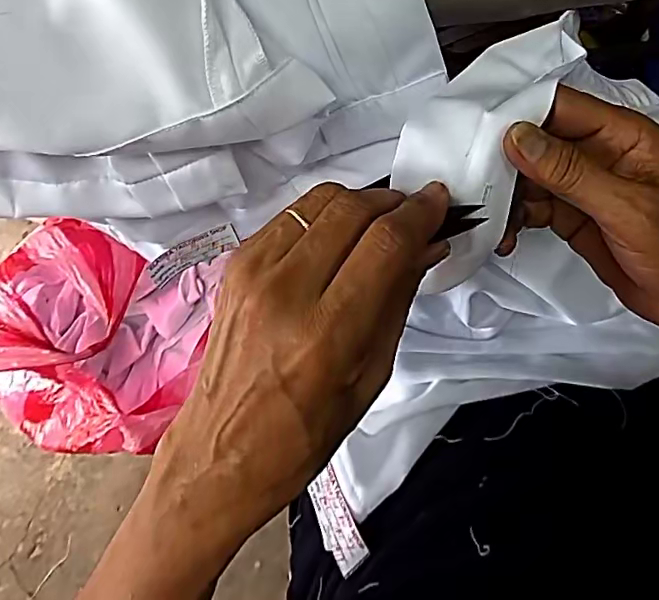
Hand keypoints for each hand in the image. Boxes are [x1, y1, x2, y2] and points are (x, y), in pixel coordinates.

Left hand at [82, 182, 447, 598]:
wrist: (219, 459)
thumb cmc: (307, 430)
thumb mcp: (374, 371)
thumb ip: (401, 296)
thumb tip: (429, 244)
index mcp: (327, 332)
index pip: (386, 242)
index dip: (421, 213)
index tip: (440, 200)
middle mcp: (286, 293)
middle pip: (355, 209)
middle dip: (396, 200)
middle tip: (416, 211)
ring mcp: (254, 273)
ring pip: (324, 200)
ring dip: (363, 200)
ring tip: (380, 220)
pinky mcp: (236, 264)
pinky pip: (294, 212)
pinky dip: (328, 212)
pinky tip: (340, 234)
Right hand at [502, 85, 658, 343]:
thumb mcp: (631, 209)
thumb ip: (573, 173)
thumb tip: (520, 136)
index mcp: (623, 135)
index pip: (561, 107)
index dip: (520, 113)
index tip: (481, 129)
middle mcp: (602, 154)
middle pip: (540, 140)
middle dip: (506, 156)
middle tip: (474, 177)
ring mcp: (589, 188)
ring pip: (535, 176)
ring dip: (509, 193)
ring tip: (489, 212)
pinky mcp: (580, 218)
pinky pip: (540, 208)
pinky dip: (520, 218)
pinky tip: (507, 233)